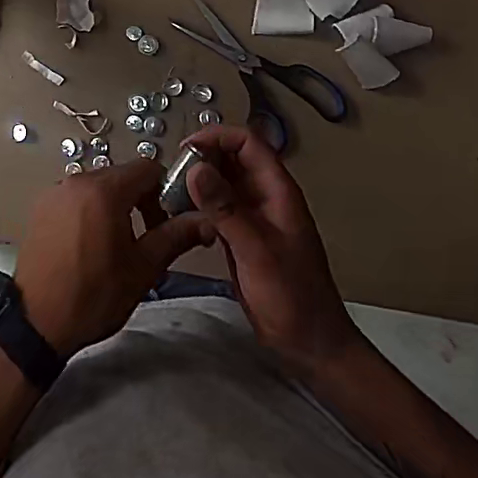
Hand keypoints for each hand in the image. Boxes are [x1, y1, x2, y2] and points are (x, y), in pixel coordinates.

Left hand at [13, 161, 215, 356]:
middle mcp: (77, 182)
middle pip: (123, 176)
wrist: (35, 325)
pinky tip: (92, 245)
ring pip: (100, 187)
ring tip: (119, 245)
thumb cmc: (94, 295)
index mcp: (104, 190)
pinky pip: (77, 198)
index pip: (149, 168)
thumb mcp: (144, 267)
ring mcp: (55, 194)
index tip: (168, 221)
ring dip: (117, 206)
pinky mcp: (40, 209)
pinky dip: (92, 212)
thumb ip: (177, 236)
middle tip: (148, 238)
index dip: (166, 190)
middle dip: (142, 200)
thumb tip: (208, 221)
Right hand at [183, 126, 363, 374]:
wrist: (307, 340)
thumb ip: (226, 208)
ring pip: (224, 184)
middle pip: (234, 160)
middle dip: (205, 157)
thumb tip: (196, 168)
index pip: (249, 144)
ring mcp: (253, 218)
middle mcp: (265, 197)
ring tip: (170, 189)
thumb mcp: (256, 249)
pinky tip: (179, 212)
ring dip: (200, 181)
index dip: (218, 137)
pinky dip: (200, 205)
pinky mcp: (242, 238)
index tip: (186, 147)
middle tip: (172, 171)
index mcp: (278, 191)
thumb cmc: (291, 294)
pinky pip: (219, 209)